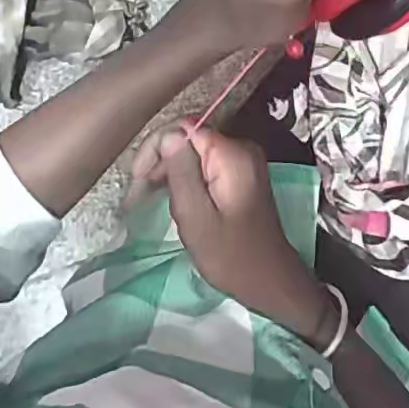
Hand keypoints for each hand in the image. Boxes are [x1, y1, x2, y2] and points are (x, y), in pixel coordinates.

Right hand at [138, 126, 340, 347]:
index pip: (184, 128)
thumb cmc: (231, 255)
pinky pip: (207, 165)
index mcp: (232, 155)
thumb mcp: (196, 217)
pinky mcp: (242, 174)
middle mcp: (241, 149)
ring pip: (195, 153)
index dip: (157, 148)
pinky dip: (189, 180)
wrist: (269, 280)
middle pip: (190, 138)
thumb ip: (181, 173)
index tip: (139, 179)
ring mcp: (244, 161)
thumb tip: (169, 136)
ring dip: (174, 174)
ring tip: (164, 205)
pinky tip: (181, 203)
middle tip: (142, 195)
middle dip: (163, 162)